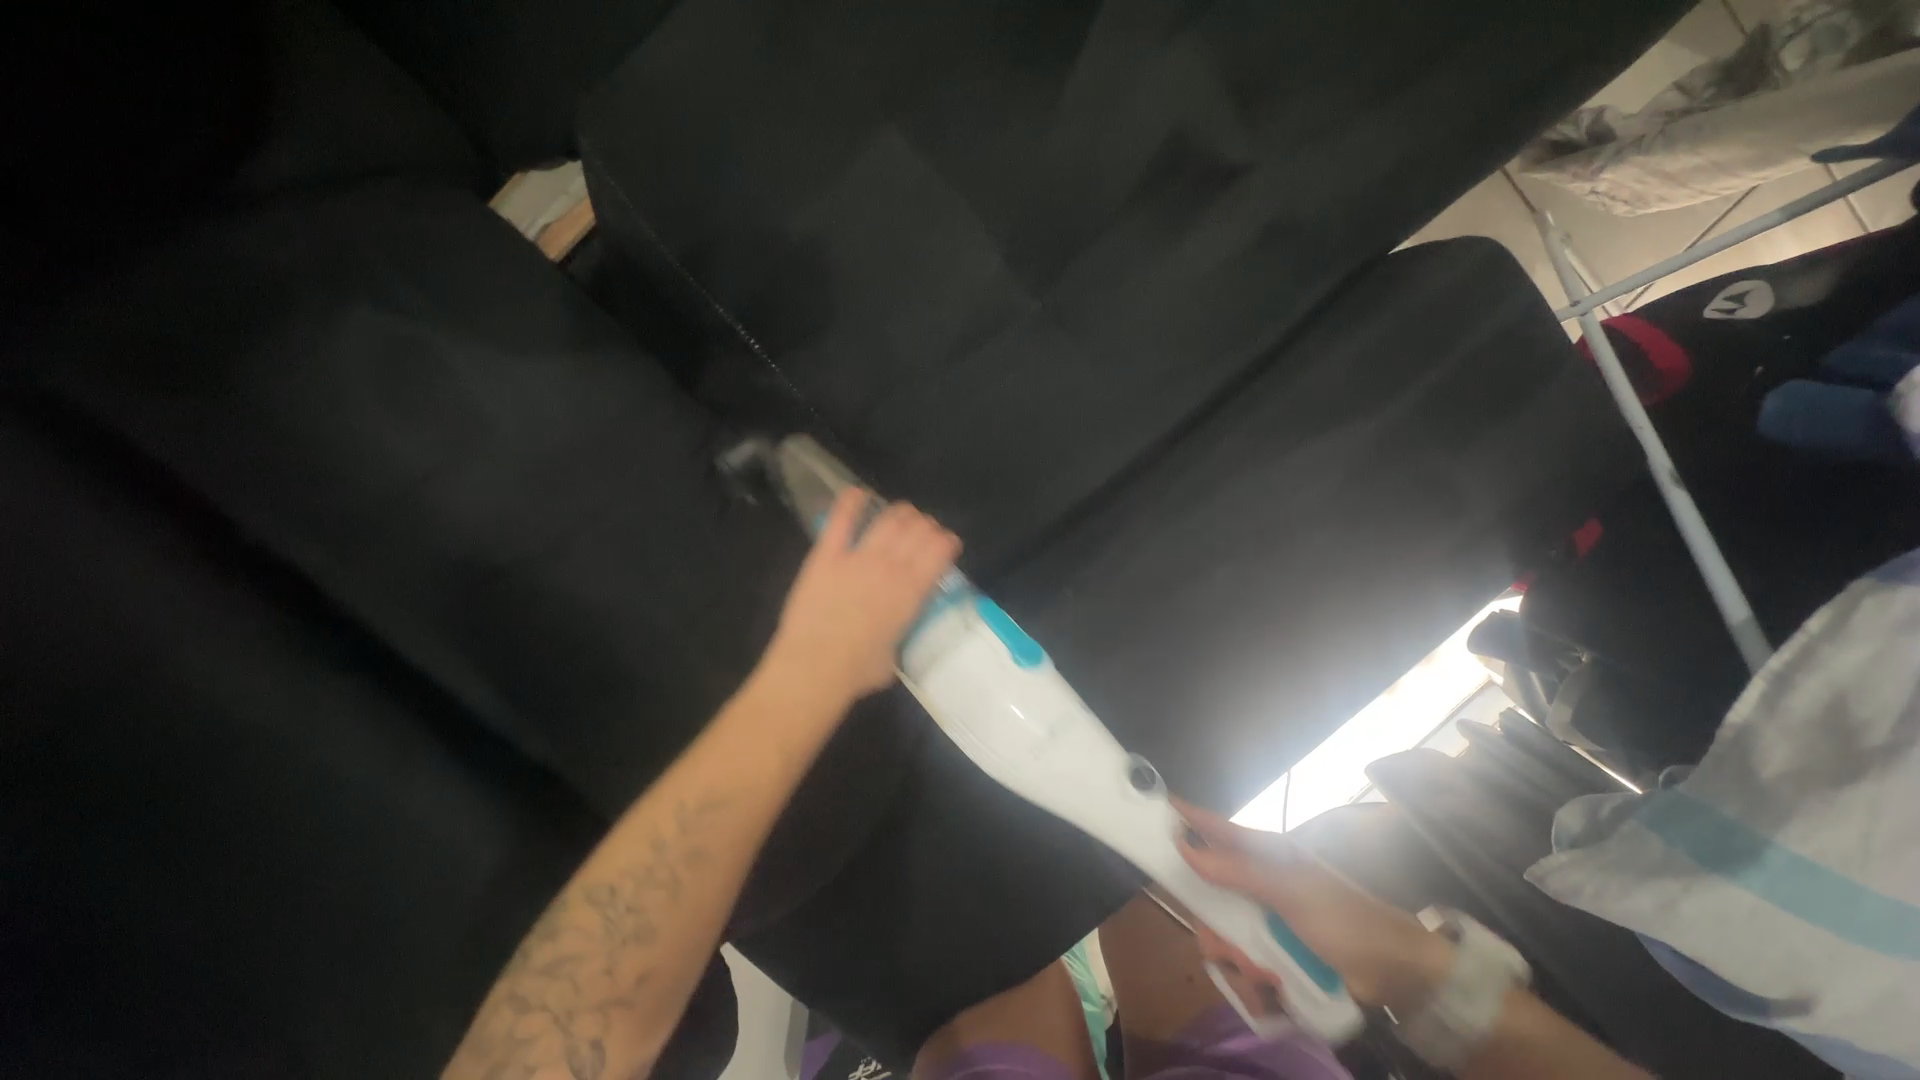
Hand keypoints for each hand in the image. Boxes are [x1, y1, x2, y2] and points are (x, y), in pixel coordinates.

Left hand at [764, 488, 960, 706]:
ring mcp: (857, 557)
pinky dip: (851, 502)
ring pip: (888, 521)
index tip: (947, 543)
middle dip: (926, 526)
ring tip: (903, 513)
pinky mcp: (826, 555)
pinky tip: (858, 493)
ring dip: (900, 513)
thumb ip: (899, 635)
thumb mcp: (895, 656)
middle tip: (924, 529)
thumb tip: (895, 635)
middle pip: (917, 531)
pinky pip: (841, 520)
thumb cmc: (857, 671)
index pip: (940, 551)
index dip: (947, 542)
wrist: (814, 666)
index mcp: (912, 591)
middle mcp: (890, 566)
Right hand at [1174, 799, 1451, 1012]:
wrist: (1396, 975)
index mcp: (1263, 855)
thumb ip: (1237, 870)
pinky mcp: (1271, 956)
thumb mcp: (1291, 891)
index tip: (1151, 807)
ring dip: (1238, 961)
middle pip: (1205, 895)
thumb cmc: (1346, 920)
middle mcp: (1255, 885)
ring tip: (1266, 976)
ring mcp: (1263, 922)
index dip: (1185, 817)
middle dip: (1214, 927)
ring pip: (1219, 936)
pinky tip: (1273, 989)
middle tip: (1227, 946)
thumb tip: (1184, 844)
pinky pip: (1239, 967)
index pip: (1214, 829)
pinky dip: (1252, 983)